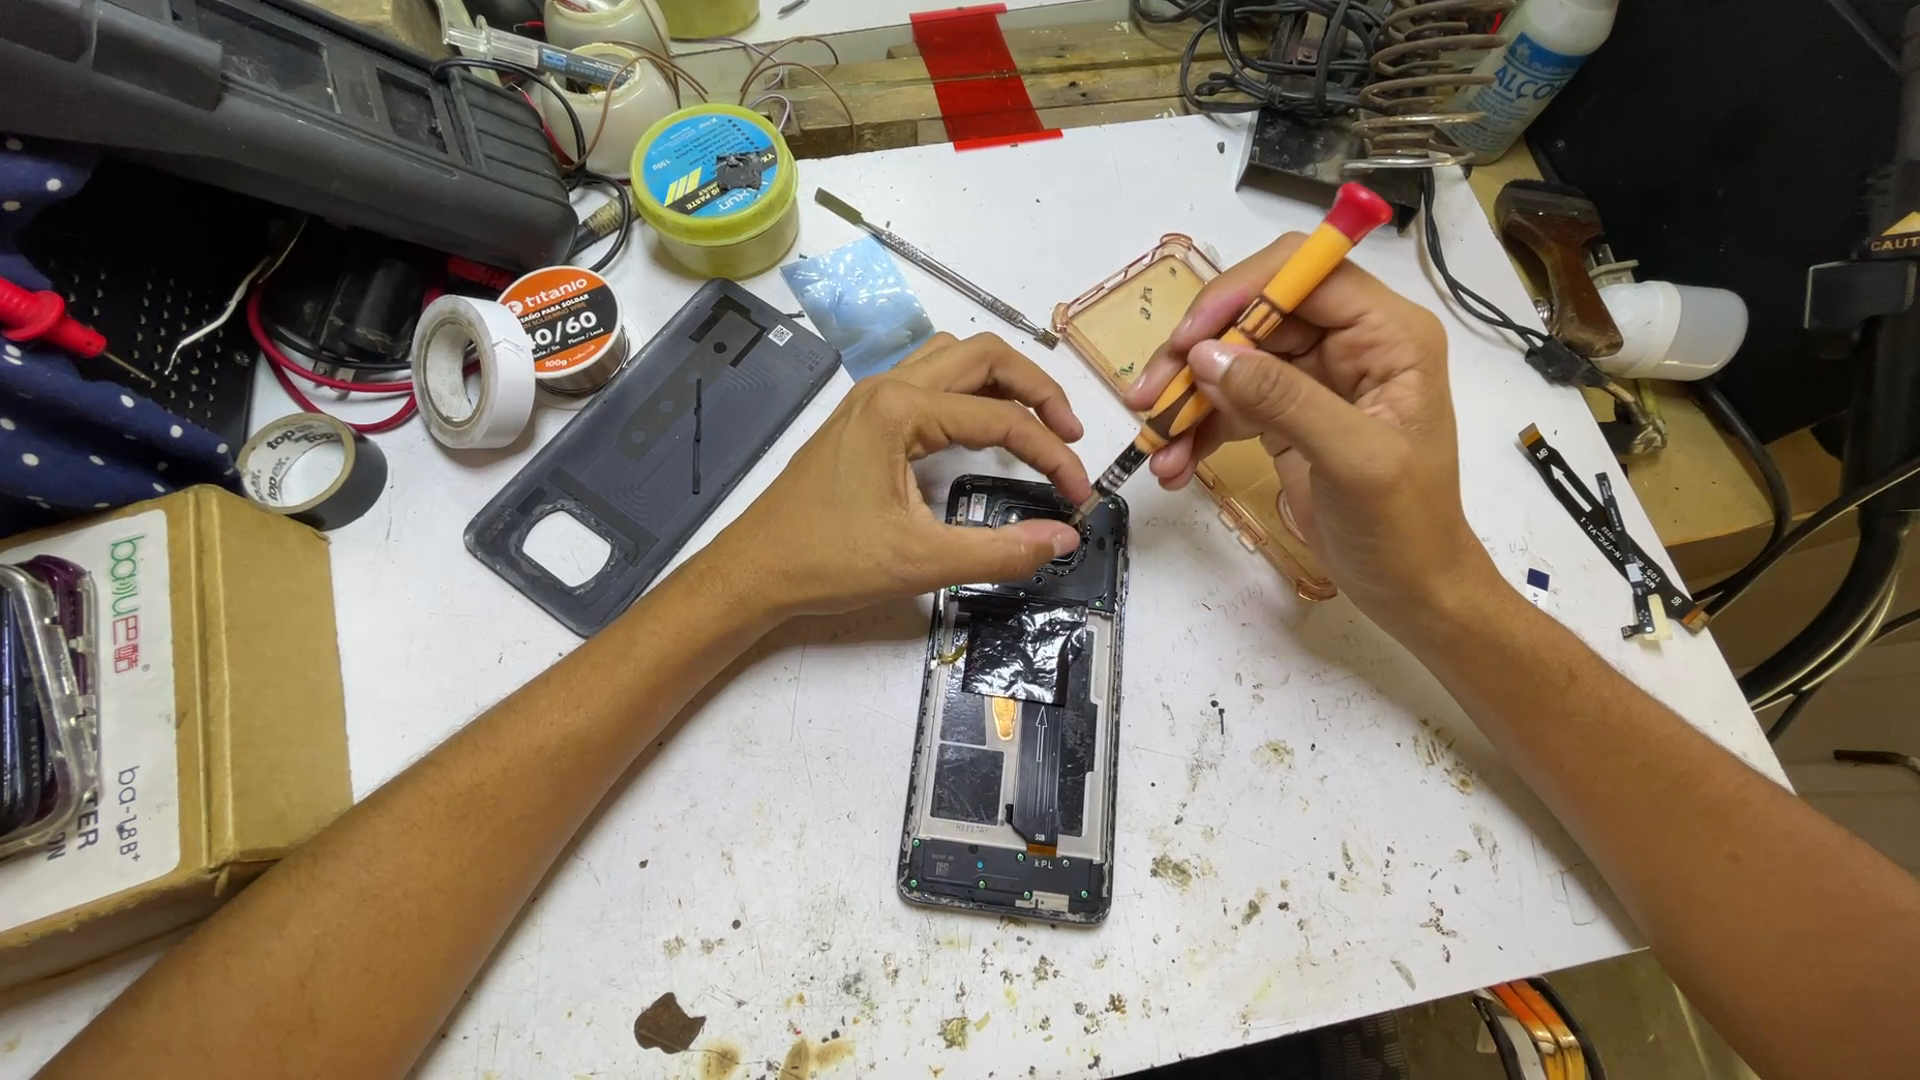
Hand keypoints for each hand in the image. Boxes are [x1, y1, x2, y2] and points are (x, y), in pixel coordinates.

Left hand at [706, 333, 1093, 618]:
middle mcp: (887, 387)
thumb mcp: (920, 562)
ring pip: (954, 360)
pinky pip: (930, 381)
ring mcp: (871, 399)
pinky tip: (979, 429)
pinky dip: (969, 393)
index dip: (1050, 454)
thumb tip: (1066, 538)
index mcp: (899, 410)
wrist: (754, 570)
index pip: (999, 418)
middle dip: (1036, 389)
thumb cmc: (828, 562)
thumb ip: (1000, 551)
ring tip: (1034, 424)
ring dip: (1001, 381)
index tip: (1079, 493)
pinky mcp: (864, 419)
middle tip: (1069, 434)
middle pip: (983, 356)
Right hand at [1122, 233, 1494, 636]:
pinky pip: (1226, 410)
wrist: (1408, 587)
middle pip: (1252, 319)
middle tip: (1146, 399)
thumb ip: (1283, 400)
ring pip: (1230, 366)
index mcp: (1386, 335)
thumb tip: (1206, 357)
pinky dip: (1195, 435)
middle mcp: (1347, 345)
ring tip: (1156, 448)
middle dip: (1194, 358)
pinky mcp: (1283, 419)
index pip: (1303, 276)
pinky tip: (1173, 468)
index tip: (1185, 341)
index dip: (1239, 295)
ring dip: (1185, 404)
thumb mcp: (1353, 460)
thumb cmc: (1403, 526)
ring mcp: (1310, 383)